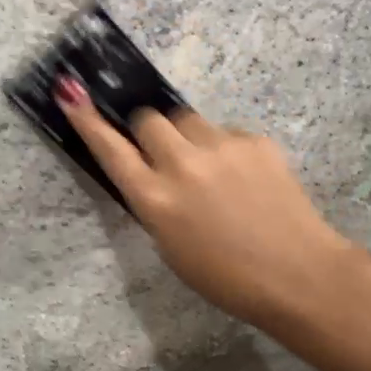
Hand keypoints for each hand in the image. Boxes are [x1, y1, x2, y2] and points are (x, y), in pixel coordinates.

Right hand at [54, 75, 353, 319]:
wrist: (299, 275)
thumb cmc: (225, 277)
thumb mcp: (169, 246)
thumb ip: (153, 202)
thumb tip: (148, 171)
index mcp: (155, 199)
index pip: (110, 148)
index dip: (87, 120)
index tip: (72, 93)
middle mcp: (182, 165)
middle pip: (148, 118)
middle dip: (149, 131)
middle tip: (164, 153)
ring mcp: (221, 148)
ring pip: (187, 119)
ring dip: (187, 136)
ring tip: (210, 168)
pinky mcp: (255, 141)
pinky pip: (225, 132)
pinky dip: (225, 149)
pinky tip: (244, 178)